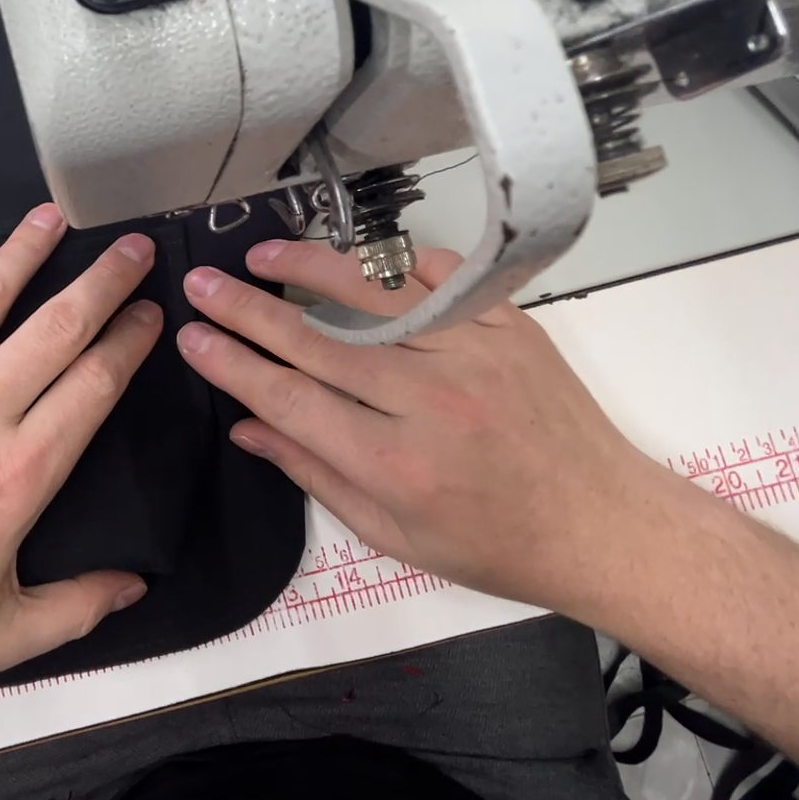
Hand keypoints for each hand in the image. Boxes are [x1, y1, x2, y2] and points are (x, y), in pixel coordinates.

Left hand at [0, 203, 156, 706]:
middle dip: (106, 279)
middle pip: (60, 324)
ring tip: (53, 216)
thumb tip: (137, 586)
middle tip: (131, 246)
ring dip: (24, 249)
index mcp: (19, 472)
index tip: (150, 312)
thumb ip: (79, 606)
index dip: (131, 339)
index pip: (97, 382)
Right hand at [175, 238, 682, 614]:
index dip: (232, 365)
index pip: (290, 399)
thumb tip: (245, 428)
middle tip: (200, 283)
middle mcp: (430, 401)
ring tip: (259, 254)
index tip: (191, 338)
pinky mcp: (507, 326)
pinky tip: (354, 256)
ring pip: (372, 294)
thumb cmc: (493, 544)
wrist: (607, 527)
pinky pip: (439, 276)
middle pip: (316, 340)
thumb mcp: (393, 535)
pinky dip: (392, 259)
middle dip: (246, 309)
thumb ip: (314, 474)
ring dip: (308, 267)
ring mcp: (473, 353)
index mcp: (395, 464)